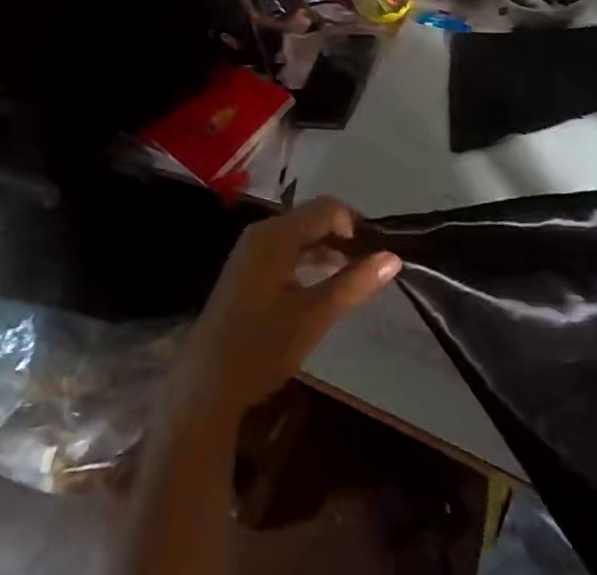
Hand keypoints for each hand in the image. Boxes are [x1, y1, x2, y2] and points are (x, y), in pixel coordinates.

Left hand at [171, 198, 400, 419]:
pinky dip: (310, 260)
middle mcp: (261, 234)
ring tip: (355, 275)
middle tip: (371, 264)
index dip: (357, 225)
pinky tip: (325, 284)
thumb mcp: (315, 315)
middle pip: (313, 218)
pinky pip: (287, 251)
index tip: (378, 253)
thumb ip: (355, 283)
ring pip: (301, 235)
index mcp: (275, 236)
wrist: (204, 387)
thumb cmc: (261, 346)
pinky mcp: (247, 271)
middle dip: (345, 235)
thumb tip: (393, 257)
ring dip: (329, 248)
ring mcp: (251, 252)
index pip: (328, 209)